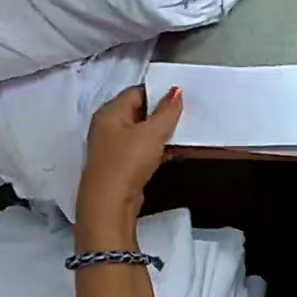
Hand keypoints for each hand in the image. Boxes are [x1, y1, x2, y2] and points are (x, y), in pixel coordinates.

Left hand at [76, 85, 182, 247]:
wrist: (110, 204)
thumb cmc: (126, 163)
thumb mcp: (152, 133)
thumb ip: (167, 111)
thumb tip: (176, 92)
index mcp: (110, 112)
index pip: (137, 92)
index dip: (159, 92)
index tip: (181, 95)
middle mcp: (109, 127)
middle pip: (140, 112)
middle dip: (163, 113)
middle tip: (186, 113)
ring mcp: (115, 148)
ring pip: (144, 133)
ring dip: (163, 133)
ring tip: (186, 132)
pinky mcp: (123, 166)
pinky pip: (144, 150)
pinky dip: (159, 149)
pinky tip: (176, 151)